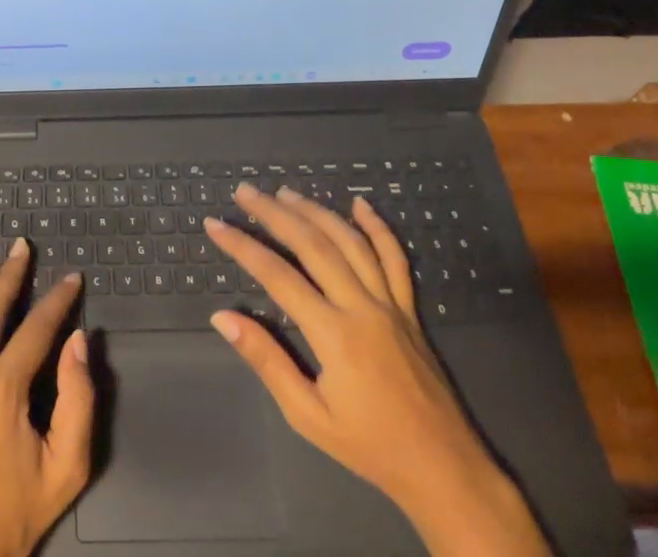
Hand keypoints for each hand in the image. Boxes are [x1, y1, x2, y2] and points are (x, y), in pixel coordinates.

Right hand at [205, 184, 549, 556]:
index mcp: (334, 334)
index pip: (278, 276)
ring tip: (286, 192)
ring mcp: (391, 305)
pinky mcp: (410, 311)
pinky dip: (378, 228)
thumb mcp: (307, 414)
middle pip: (314, 245)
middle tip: (246, 192)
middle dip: (275, 215)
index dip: (243, 246)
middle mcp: (363, 307)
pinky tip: (360, 205)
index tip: (215, 225)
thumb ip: (266, 361)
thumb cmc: (368, 447)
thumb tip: (222, 318)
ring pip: (352, 242)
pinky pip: (395, 259)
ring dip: (317, 212)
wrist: (442, 466)